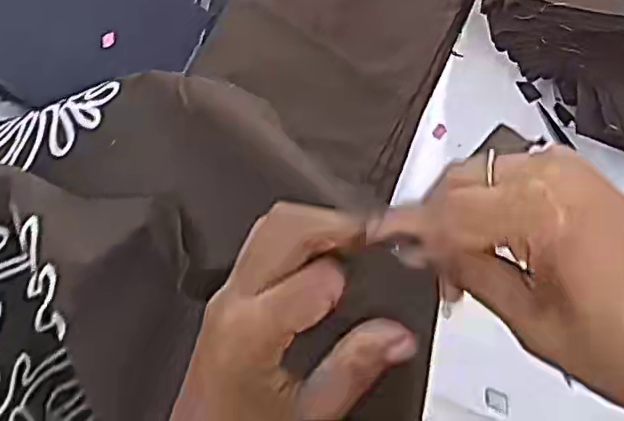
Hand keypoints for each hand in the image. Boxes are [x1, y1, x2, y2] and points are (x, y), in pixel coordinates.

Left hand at [171, 204, 418, 420]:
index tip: (381, 280)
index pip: (315, 276)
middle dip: (337, 223)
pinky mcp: (227, 291)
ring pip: (272, 222)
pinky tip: (323, 252)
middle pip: (286, 226)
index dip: (354, 275)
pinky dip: (299, 233)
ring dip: (317, 221)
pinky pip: (262, 239)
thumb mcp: (309, 415)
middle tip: (372, 236)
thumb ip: (353, 369)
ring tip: (352, 240)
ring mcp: (226, 291)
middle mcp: (232, 300)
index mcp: (250, 332)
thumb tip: (397, 334)